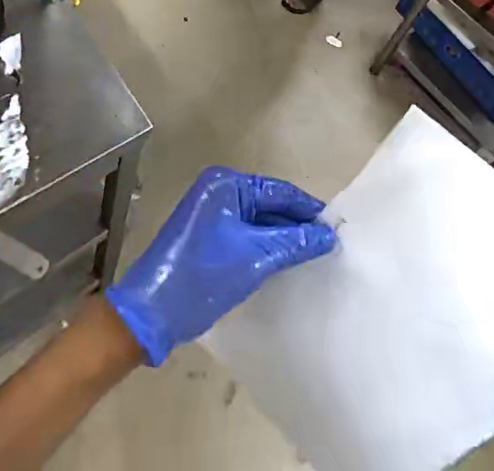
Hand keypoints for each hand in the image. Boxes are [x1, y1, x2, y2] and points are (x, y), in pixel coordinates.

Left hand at [105, 167, 336, 365]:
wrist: (153, 310)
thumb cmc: (204, 273)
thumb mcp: (255, 256)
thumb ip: (294, 242)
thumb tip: (328, 235)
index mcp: (225, 183)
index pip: (278, 191)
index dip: (308, 210)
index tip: (340, 230)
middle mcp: (217, 190)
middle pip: (268, 203)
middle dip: (297, 225)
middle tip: (332, 247)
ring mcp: (210, 213)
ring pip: (257, 221)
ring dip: (282, 238)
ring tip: (316, 257)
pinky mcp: (207, 236)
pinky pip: (245, 234)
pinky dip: (265, 246)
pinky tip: (286, 264)